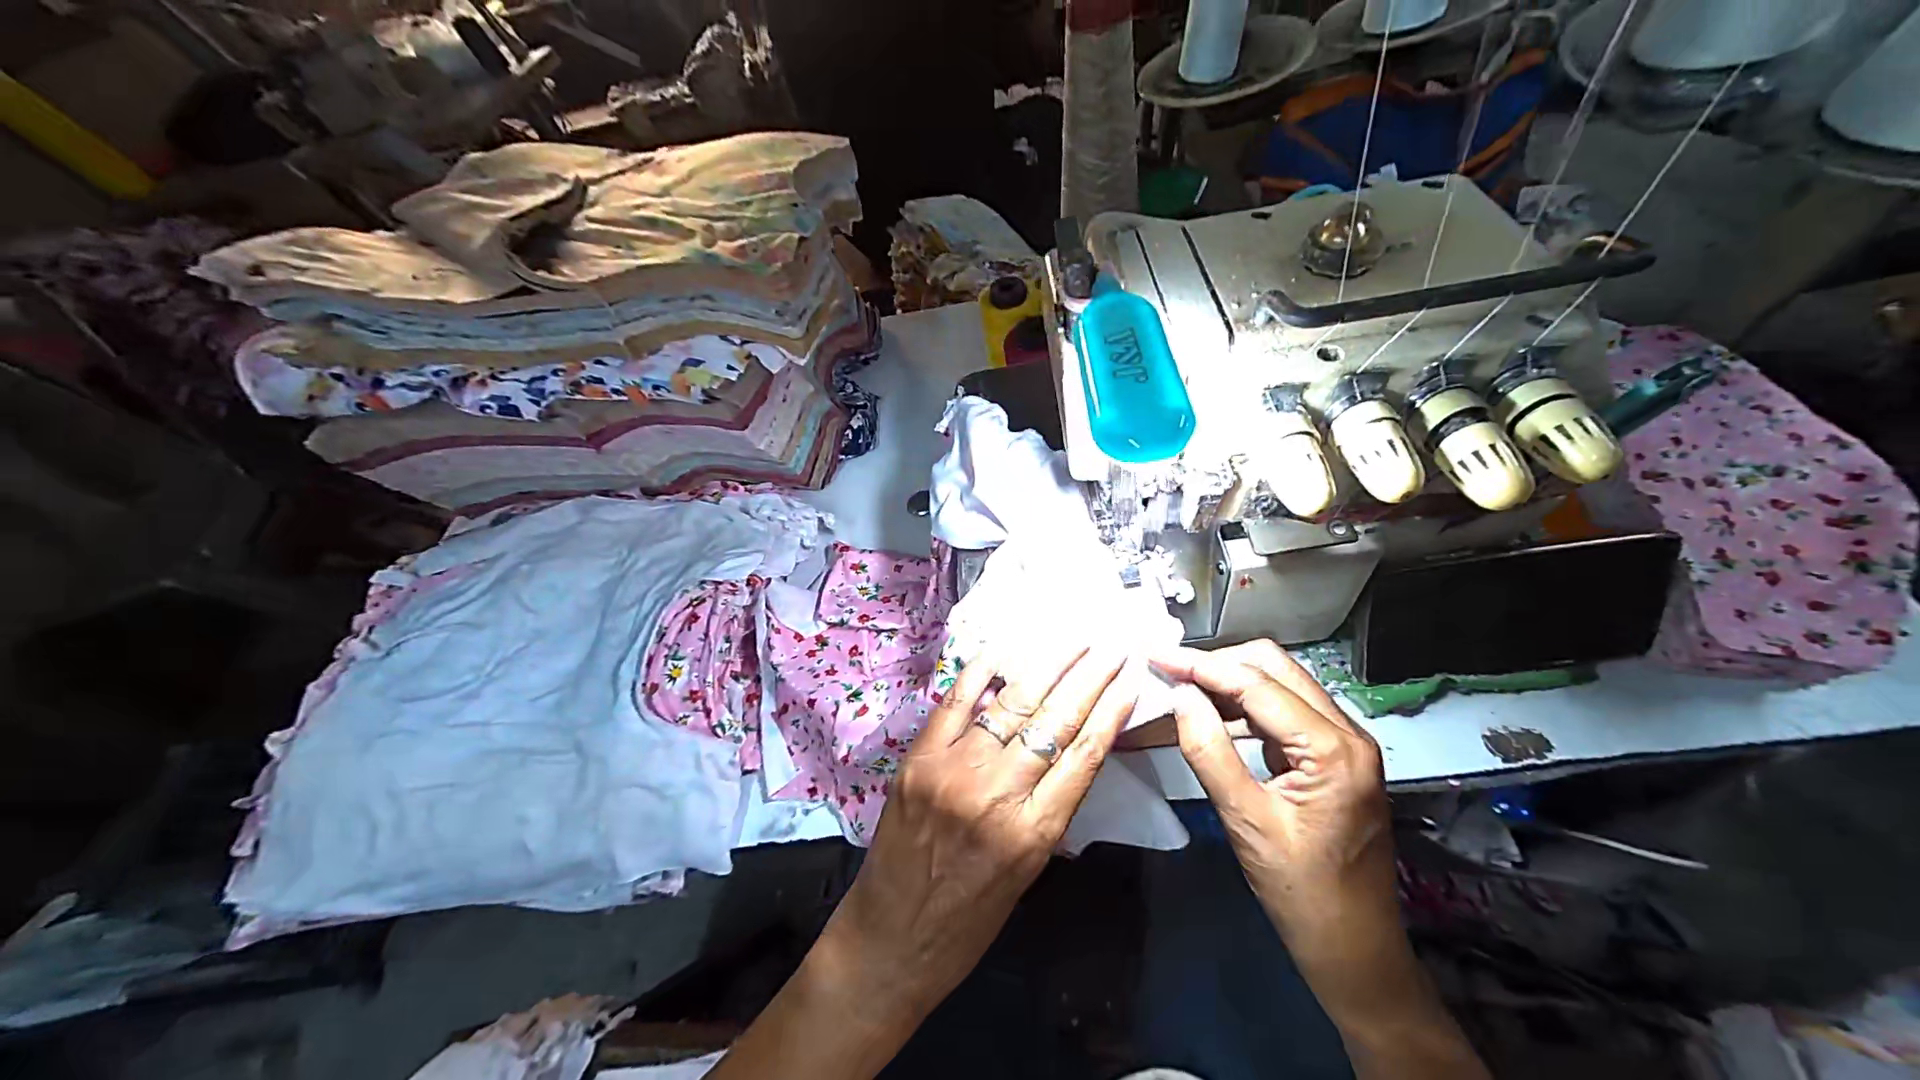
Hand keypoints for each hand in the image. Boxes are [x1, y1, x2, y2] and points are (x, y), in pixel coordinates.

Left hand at [827, 646, 1141, 1019]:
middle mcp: (997, 794)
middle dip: (1089, 677)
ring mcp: (954, 771)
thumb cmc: (968, 920)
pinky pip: (955, 703)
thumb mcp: (1028, 872)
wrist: (890, 940)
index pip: (1084, 755)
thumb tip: (1068, 751)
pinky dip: (980, 673)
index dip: (1112, 711)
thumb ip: (1049, 809)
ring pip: (1011, 704)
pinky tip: (1003, 650)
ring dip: (1047, 666)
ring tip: (1072, 641)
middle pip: (1055, 720)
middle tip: (1110, 647)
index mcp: (1035, 832)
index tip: (1130, 680)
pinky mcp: (919, 760)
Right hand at [1155, 641, 1392, 942]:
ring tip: (1183, 690)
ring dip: (1230, 681)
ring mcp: (1344, 743)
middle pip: (1275, 667)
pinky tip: (1213, 716)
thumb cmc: (1302, 892)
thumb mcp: (1245, 820)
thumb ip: (1208, 750)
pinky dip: (1245, 705)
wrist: (1354, 946)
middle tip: (1170, 673)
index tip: (1157, 656)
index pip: (1257, 684)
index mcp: (1333, 749)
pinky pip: (1284, 710)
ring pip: (1280, 683)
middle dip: (1219, 663)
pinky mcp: (1333, 756)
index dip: (1201, 665)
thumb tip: (1181, 694)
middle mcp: (1347, 733)